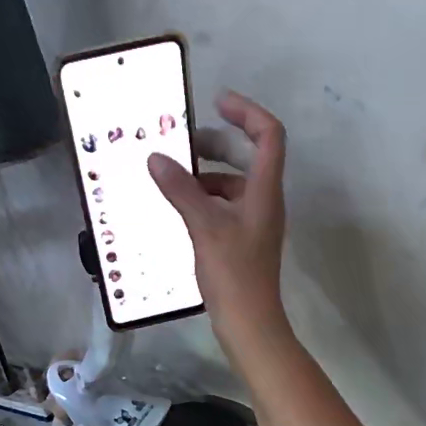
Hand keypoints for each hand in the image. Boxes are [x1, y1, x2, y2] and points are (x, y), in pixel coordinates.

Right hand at [148, 91, 289, 353]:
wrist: (249, 323)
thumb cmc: (233, 274)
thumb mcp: (204, 227)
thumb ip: (181, 190)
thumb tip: (156, 158)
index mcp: (264, 191)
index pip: (268, 135)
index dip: (247, 112)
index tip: (217, 102)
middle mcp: (265, 202)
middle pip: (249, 157)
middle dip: (218, 144)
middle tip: (183, 143)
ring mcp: (255, 224)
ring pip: (234, 185)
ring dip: (207, 175)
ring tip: (173, 178)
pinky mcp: (243, 243)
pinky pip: (225, 208)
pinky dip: (205, 201)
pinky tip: (180, 209)